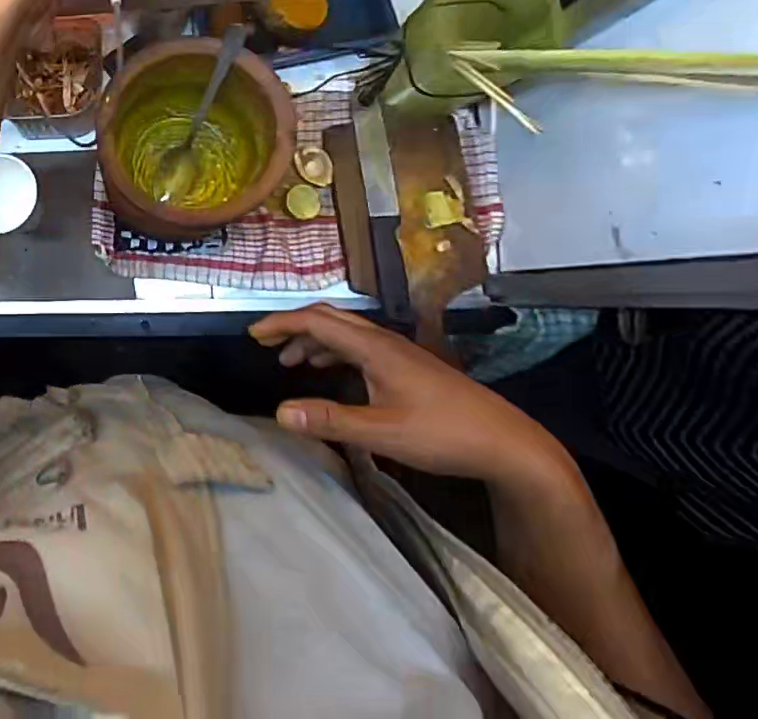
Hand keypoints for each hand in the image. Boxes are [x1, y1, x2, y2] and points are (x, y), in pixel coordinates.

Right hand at [250, 303, 576, 492]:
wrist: (504, 440)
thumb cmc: (443, 434)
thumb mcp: (382, 433)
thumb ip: (331, 420)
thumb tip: (281, 412)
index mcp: (374, 347)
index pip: (316, 322)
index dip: (281, 324)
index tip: (253, 336)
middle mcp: (383, 340)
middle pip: (329, 318)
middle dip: (294, 326)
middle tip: (266, 343)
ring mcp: (397, 351)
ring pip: (345, 332)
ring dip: (313, 340)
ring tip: (291, 362)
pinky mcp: (406, 365)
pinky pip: (359, 346)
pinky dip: (334, 352)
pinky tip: (330, 371)